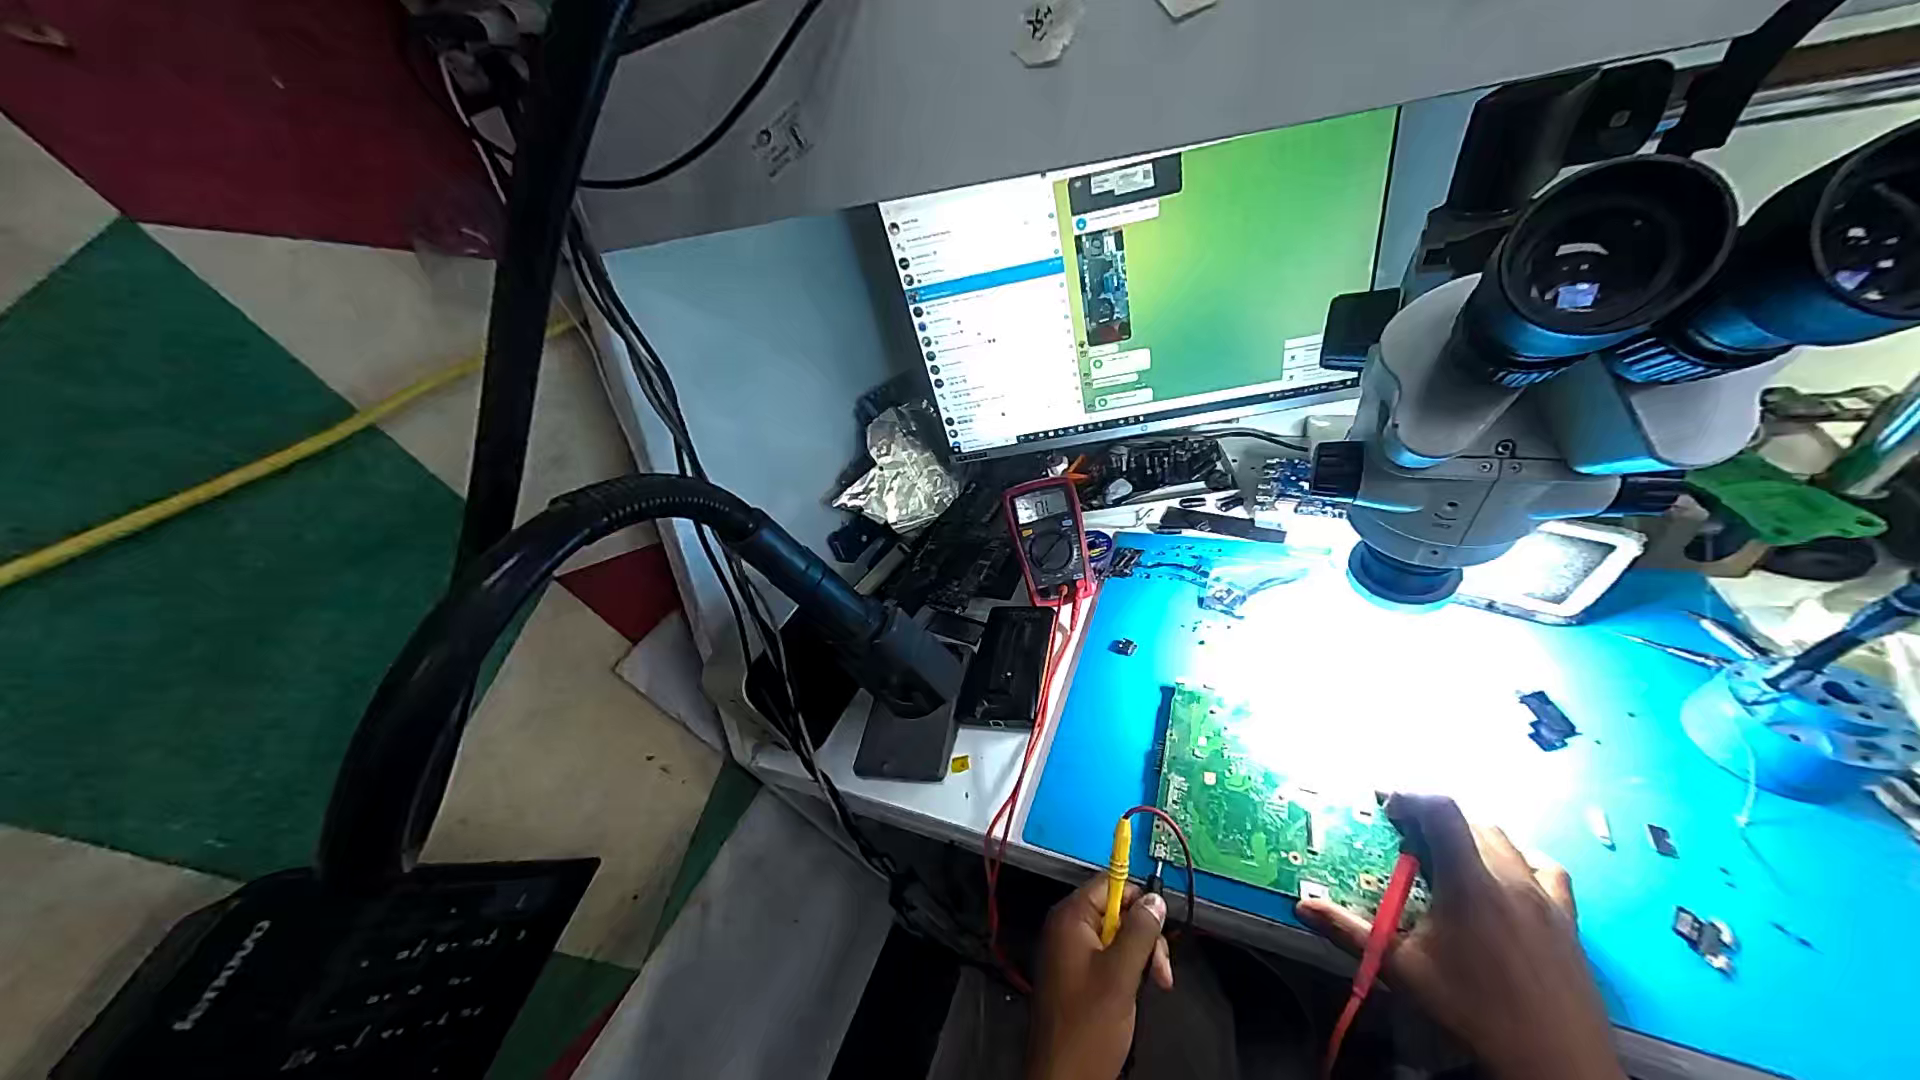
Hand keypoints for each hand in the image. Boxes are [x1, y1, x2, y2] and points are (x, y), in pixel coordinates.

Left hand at [1025, 874, 1174, 1079]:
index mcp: (1070, 916)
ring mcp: (1071, 951)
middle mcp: (1067, 926)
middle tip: (1162, 969)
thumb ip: (1140, 932)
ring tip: (1157, 984)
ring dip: (1141, 956)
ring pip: (1117, 935)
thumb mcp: (1121, 974)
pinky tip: (1139, 991)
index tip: (1161, 924)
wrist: (1063, 1077)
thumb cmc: (1088, 1023)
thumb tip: (1155, 899)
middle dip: (1144, 935)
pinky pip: (1108, 956)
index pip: (1107, 883)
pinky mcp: (1078, 973)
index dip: (1137, 898)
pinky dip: (1128, 969)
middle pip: (1116, 910)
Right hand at [1296, 794, 1623, 1079]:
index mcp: (1469, 883)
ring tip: (1447, 853)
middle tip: (1405, 833)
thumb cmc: (1473, 1012)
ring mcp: (1545, 899)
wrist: (1556, 1066)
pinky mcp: (1568, 921)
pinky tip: (1505, 876)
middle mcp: (1510, 880)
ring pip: (1507, 840)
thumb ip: (1350, 931)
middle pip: (1470, 819)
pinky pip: (1546, 870)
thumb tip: (1302, 906)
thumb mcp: (1401, 970)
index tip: (1387, 809)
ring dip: (1470, 834)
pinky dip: (1519, 859)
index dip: (1410, 796)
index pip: (1441, 809)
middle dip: (1432, 816)